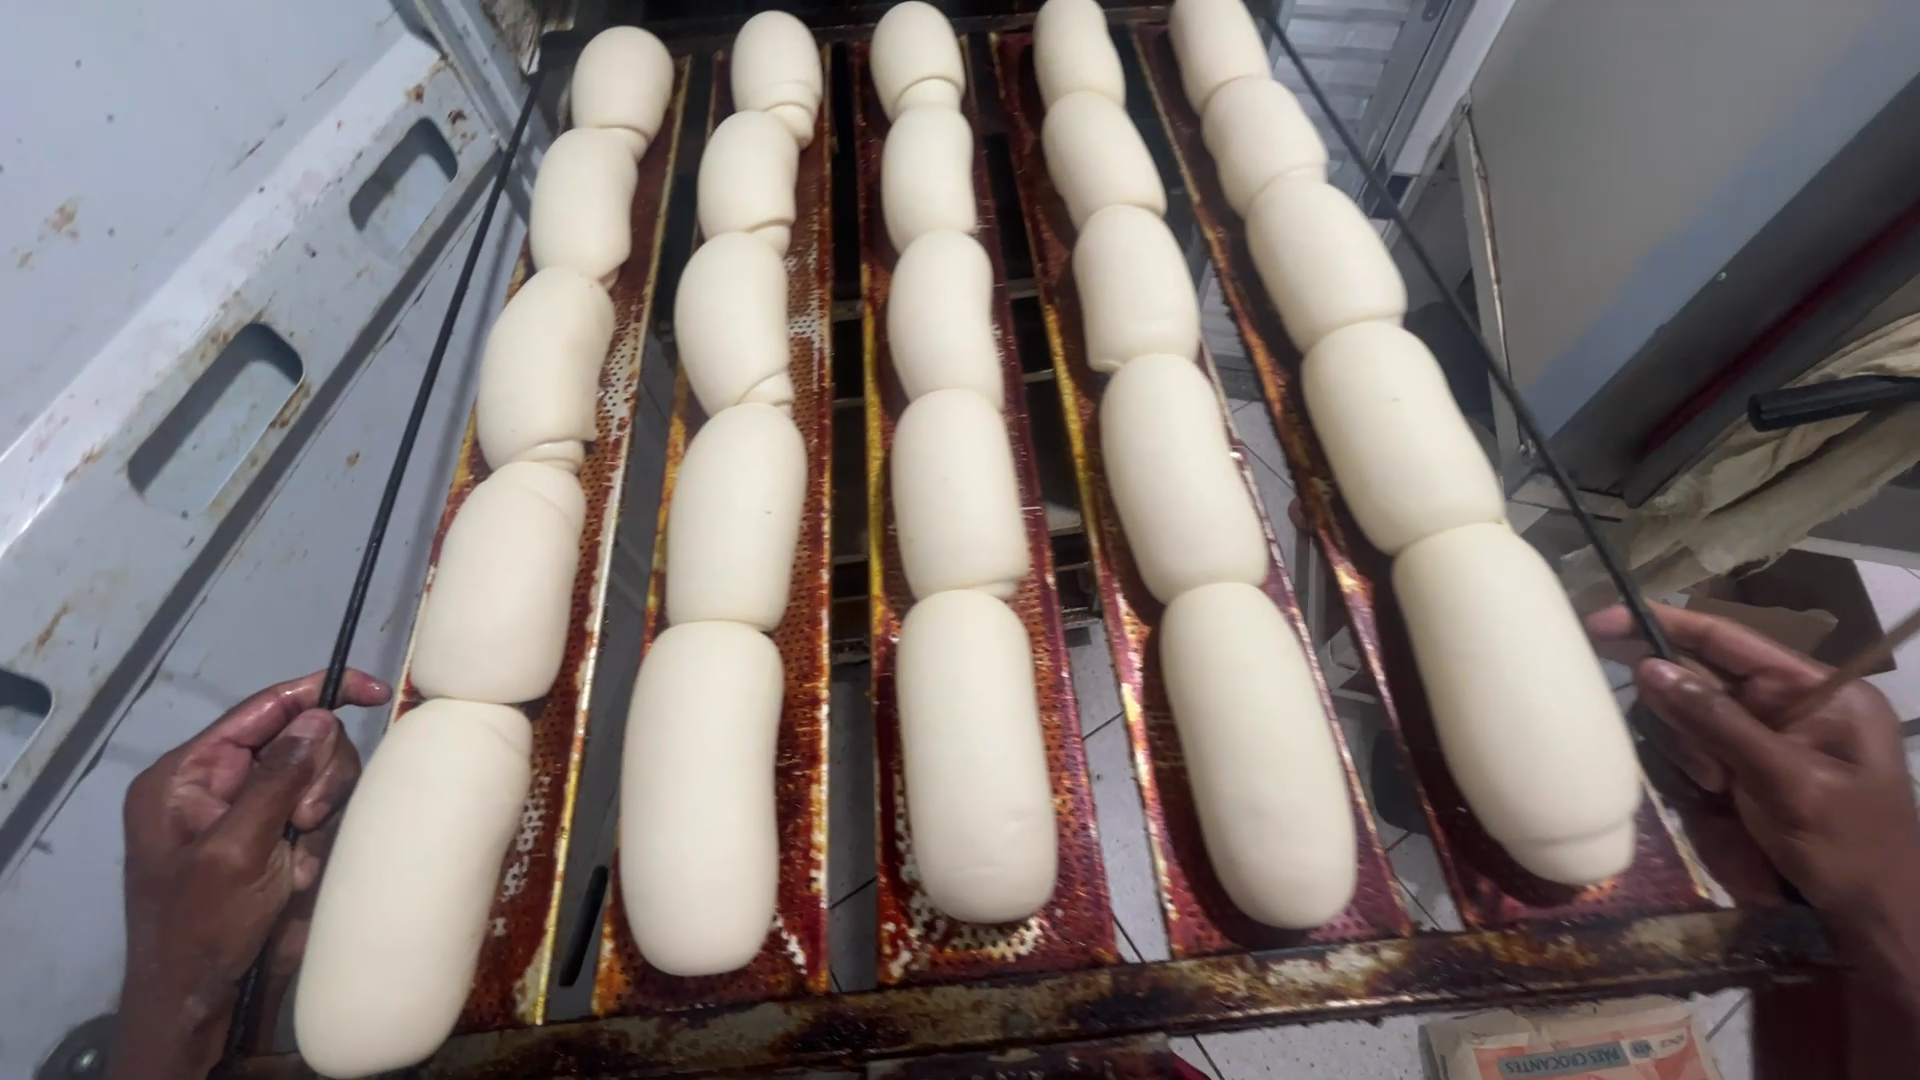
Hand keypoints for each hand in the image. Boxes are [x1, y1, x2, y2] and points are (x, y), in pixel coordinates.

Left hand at [110, 670, 388, 1079]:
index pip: (264, 710)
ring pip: (326, 766)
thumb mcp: (234, 850)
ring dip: (328, 798)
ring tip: (305, 841)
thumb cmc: (202, 924)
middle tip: (306, 818)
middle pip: (306, 735)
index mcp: (190, 776)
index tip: (376, 693)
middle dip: (321, 771)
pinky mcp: (289, 828)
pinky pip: (332, 798)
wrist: (212, 992)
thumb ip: (276, 779)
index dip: (320, 692)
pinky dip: (332, 820)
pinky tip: (309, 856)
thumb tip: (320, 716)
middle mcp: (225, 782)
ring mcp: (260, 806)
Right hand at [1587, 603, 1919, 917]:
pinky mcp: (1717, 763)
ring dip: (1682, 754)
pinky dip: (1676, 772)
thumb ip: (1715, 720)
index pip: (1725, 638)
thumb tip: (1645, 667)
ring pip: (1667, 715)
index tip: (1600, 621)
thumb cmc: (1848, 846)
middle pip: (1685, 678)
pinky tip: (1711, 799)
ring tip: (1720, 792)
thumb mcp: (1787, 780)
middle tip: (1708, 767)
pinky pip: (1666, 747)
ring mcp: (1742, 735)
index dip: (1662, 623)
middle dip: (1681, 719)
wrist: (1861, 917)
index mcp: (1814, 692)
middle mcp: (1775, 704)